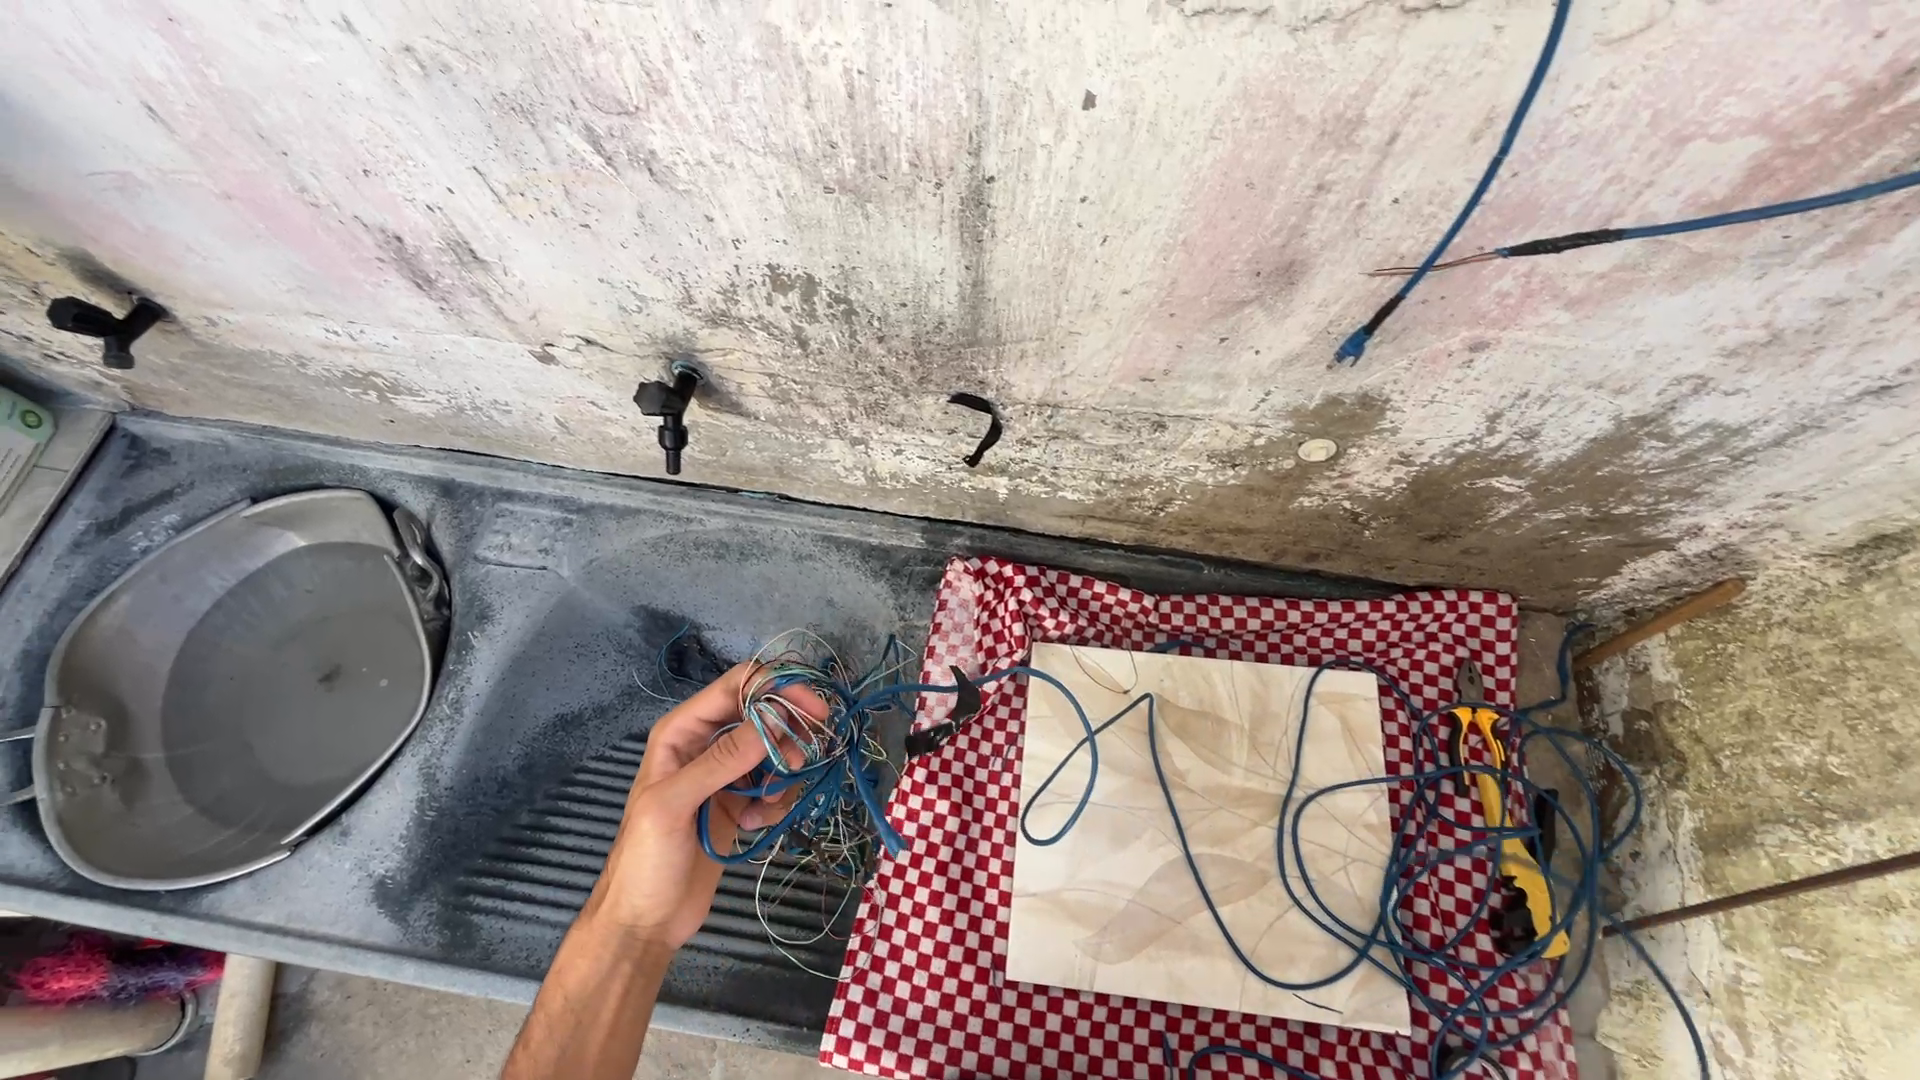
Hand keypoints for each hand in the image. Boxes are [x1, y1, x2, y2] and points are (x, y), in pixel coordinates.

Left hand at [590, 662, 817, 948]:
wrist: (644, 923)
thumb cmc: (645, 861)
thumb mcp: (674, 806)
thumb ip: (722, 761)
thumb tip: (773, 723)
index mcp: (682, 731)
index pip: (738, 685)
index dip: (778, 688)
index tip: (813, 710)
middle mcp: (705, 743)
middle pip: (763, 713)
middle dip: (788, 733)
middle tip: (801, 761)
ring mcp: (725, 773)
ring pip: (775, 748)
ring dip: (784, 771)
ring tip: (769, 802)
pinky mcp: (740, 801)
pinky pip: (775, 782)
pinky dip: (776, 800)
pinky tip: (756, 824)